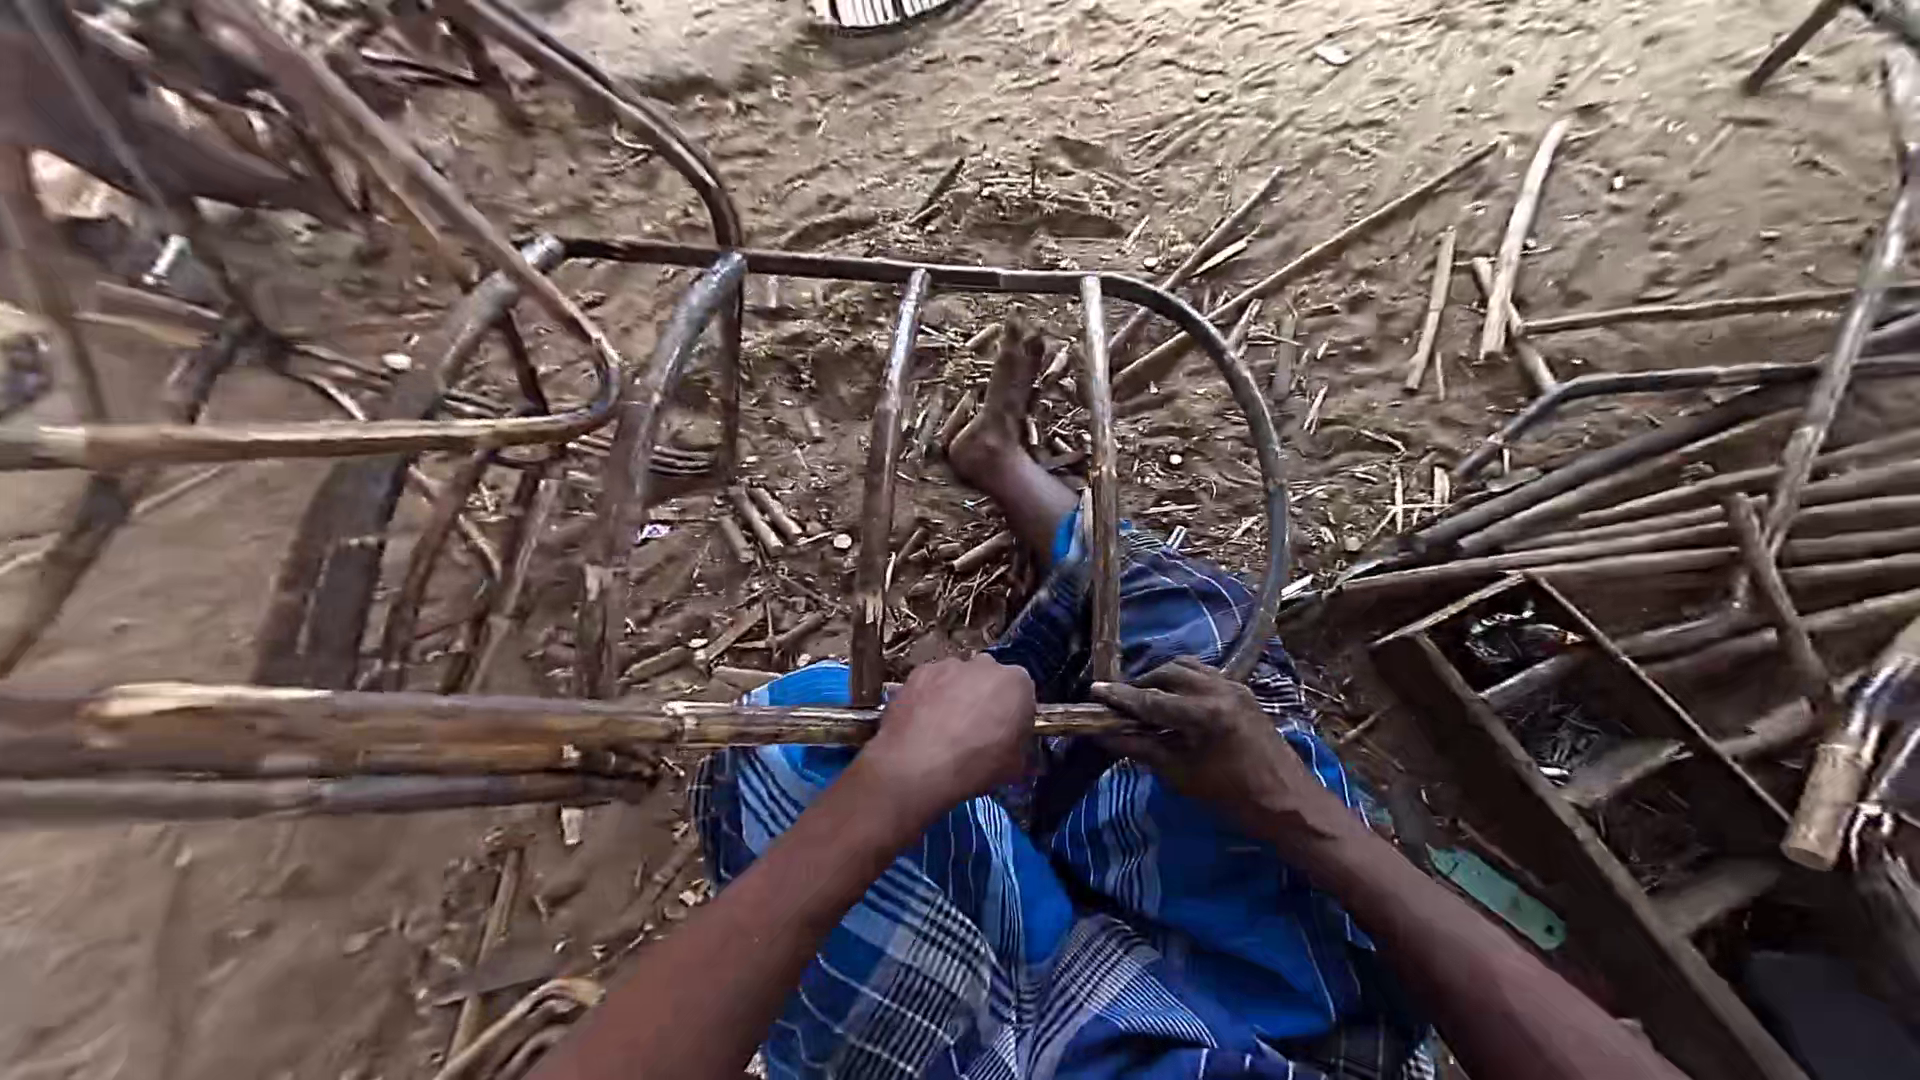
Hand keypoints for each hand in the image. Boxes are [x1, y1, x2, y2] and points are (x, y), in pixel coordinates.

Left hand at [855, 654, 1035, 824]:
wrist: (919, 765)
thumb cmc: (977, 765)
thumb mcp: (1014, 766)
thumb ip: (1019, 748)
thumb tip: (1015, 750)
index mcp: (1017, 682)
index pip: (1022, 692)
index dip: (1014, 713)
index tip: (1005, 732)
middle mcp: (985, 665)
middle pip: (989, 679)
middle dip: (985, 698)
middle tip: (975, 729)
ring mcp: (949, 665)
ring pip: (959, 678)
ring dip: (956, 695)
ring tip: (943, 728)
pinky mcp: (919, 671)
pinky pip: (931, 682)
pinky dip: (929, 696)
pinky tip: (923, 722)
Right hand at [1090, 657, 1352, 850]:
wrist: (1292, 807)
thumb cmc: (1235, 799)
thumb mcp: (1182, 776)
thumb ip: (1142, 748)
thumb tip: (1105, 735)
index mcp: (1205, 714)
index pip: (1151, 700)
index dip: (1120, 697)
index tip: (1095, 690)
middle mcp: (1220, 690)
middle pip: (1168, 673)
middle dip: (1141, 683)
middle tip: (1122, 701)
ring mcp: (1235, 688)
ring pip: (1187, 667)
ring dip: (1163, 677)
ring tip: (1146, 697)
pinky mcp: (1243, 692)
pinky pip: (1205, 673)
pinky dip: (1184, 679)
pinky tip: (1175, 698)